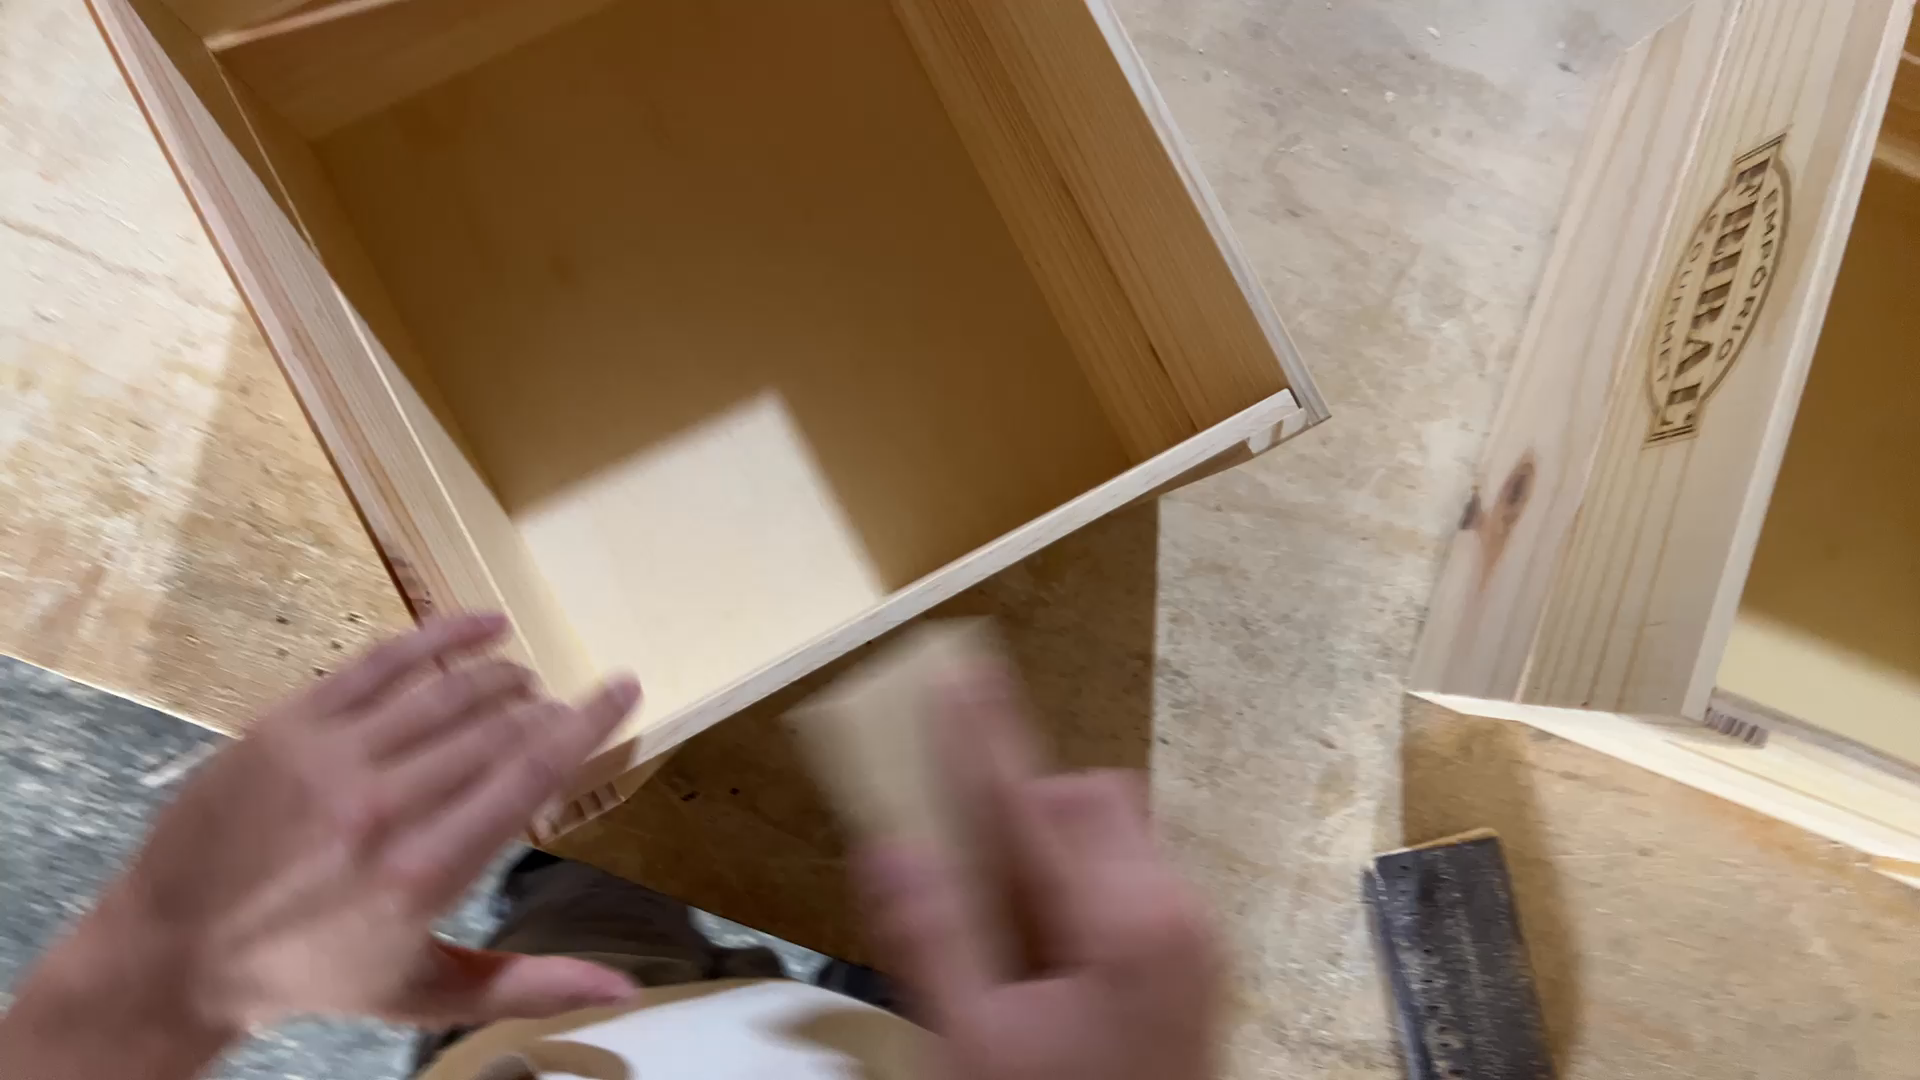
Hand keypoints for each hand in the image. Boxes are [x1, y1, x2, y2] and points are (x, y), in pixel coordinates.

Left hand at [0, 614, 642, 1077]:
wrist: (160, 960)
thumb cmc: (313, 973)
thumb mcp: (427, 993)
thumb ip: (534, 984)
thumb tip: (631, 990)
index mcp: (426, 869)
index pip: (536, 769)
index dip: (591, 721)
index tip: (626, 687)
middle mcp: (384, 805)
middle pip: (504, 724)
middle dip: (550, 710)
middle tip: (562, 715)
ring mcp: (332, 755)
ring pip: (456, 687)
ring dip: (509, 676)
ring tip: (526, 683)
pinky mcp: (290, 723)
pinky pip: (385, 659)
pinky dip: (447, 633)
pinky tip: (489, 621)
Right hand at [855, 678, 1222, 1079]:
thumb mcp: (970, 1045)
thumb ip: (930, 936)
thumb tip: (887, 841)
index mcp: (1121, 929)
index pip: (1031, 801)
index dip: (985, 732)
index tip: (957, 675)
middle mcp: (1176, 907)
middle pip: (1090, 796)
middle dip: (1029, 809)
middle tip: (987, 871)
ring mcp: (1196, 925)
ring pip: (1115, 821)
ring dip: (1055, 840)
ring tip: (1021, 919)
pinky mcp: (1196, 943)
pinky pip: (1133, 859)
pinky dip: (1082, 870)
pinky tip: (1058, 944)